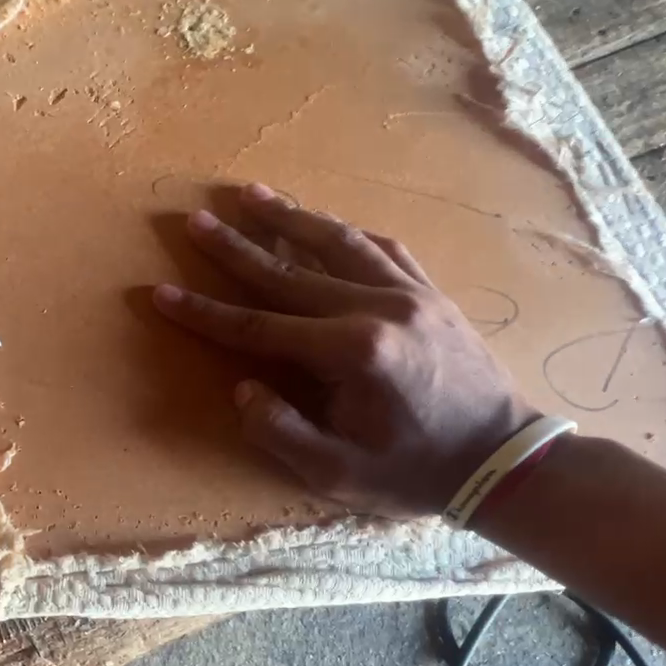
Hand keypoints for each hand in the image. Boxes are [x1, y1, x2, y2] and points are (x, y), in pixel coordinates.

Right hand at [152, 183, 535, 516]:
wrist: (504, 461)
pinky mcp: (430, 295)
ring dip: (289, 216)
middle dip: (235, 246)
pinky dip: (344, 233)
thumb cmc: (412, 471)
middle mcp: (378, 309)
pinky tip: (323, 222)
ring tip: (252, 193)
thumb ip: (278, 431)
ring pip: (337, 243)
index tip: (161, 293)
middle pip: (288, 271)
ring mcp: (409, 295)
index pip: (256, 326)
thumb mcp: (334, 472)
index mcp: (350, 353)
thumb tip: (244, 389)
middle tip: (197, 219)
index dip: (203, 312)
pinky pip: (382, 249)